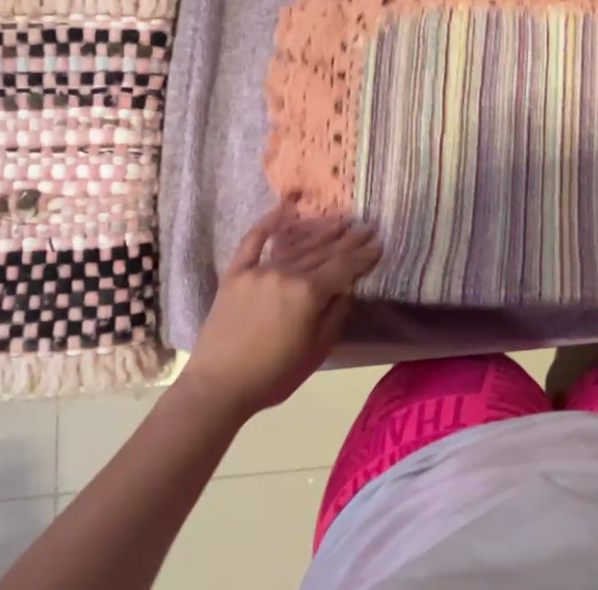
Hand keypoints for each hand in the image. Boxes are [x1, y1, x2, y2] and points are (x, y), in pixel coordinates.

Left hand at [176, 196, 381, 422]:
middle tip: (367, 226)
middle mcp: (286, 273)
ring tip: (338, 220)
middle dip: (348, 239)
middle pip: (323, 251)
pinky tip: (283, 210)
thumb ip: (335, 316)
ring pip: (296, 245)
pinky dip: (267, 224)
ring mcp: (259, 270)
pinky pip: (252, 242)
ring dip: (319, 230)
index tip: (379, 243)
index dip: (364, 255)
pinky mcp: (235, 274)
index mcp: (309, 293)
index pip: (344, 266)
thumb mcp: (317, 352)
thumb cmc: (274, 375)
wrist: (217, 387)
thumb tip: (345, 291)